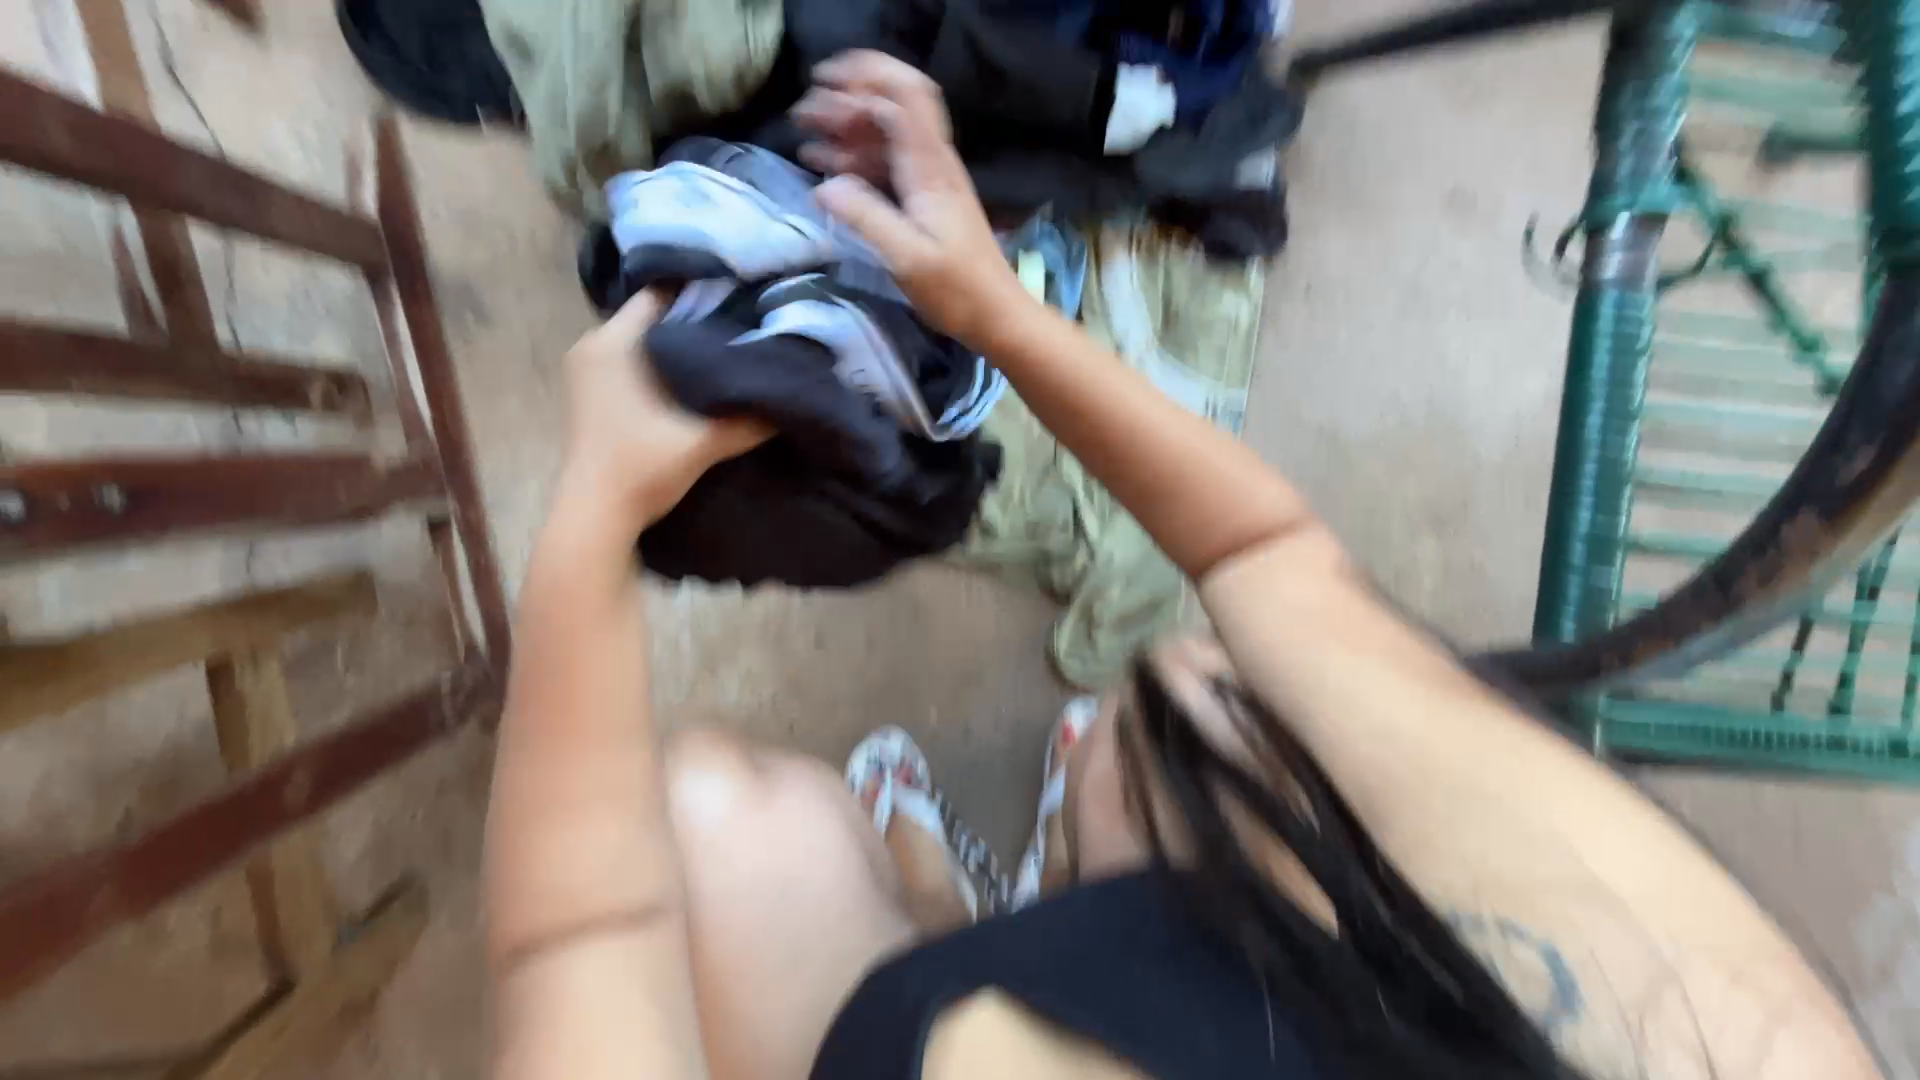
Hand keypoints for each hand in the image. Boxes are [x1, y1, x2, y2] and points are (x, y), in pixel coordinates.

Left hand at [557, 290, 769, 529]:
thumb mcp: (703, 443)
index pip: (661, 295)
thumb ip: (749, 420)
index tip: (741, 301)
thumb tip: (790, 397)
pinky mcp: (591, 395)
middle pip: (653, 317)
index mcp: (611, 343)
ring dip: (678, 346)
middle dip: (694, 321)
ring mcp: (587, 372)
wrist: (595, 516)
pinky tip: (693, 382)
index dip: (703, 295)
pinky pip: (631, 363)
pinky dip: (660, 366)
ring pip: (643, 342)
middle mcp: (591, 346)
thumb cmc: (640, 469)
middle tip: (741, 326)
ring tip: (724, 352)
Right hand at [793, 50, 1029, 349]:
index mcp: (929, 168)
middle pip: (891, 106)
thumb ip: (867, 218)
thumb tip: (824, 187)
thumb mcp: (908, 258)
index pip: (900, 96)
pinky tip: (827, 172)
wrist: (997, 315)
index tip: (821, 86)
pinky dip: (856, 162)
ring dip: (846, 131)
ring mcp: (929, 181)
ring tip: (805, 139)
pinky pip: (887, 167)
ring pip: (885, 137)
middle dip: (847, 100)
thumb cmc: (958, 291)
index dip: (863, 78)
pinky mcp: (925, 202)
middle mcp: (931, 163)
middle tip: (805, 114)